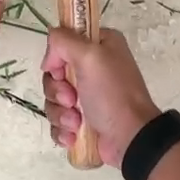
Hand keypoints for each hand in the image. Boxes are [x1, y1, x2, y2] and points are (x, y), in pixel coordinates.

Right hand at [41, 27, 161, 168]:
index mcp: (100, 45)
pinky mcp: (83, 120)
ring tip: (76, 122)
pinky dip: (62, 129)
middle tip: (71, 100)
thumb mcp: (90, 56)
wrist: (130, 138)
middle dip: (57, 91)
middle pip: (54, 73)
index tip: (59, 71)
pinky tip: (73, 136)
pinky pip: (58, 120)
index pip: (63, 43)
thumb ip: (64, 41)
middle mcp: (94, 67)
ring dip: (60, 113)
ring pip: (54, 99)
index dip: (56, 58)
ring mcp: (88, 95)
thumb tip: (50, 56)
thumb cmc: (112, 94)